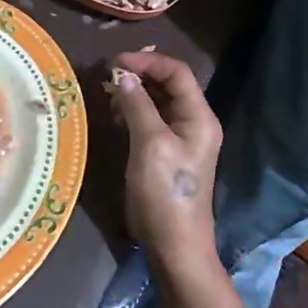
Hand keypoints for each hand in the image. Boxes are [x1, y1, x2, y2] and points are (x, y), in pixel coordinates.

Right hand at [107, 52, 221, 260]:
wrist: (175, 245)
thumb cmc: (165, 192)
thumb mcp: (150, 144)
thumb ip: (138, 106)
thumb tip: (123, 76)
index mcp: (199, 116)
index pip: (177, 72)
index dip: (148, 62)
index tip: (116, 62)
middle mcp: (194, 121)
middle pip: (169, 85)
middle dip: (140, 76)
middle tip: (108, 77)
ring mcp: (182, 138)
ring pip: (158, 102)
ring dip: (135, 94)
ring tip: (109, 96)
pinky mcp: (168, 153)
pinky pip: (152, 120)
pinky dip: (134, 112)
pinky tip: (116, 115)